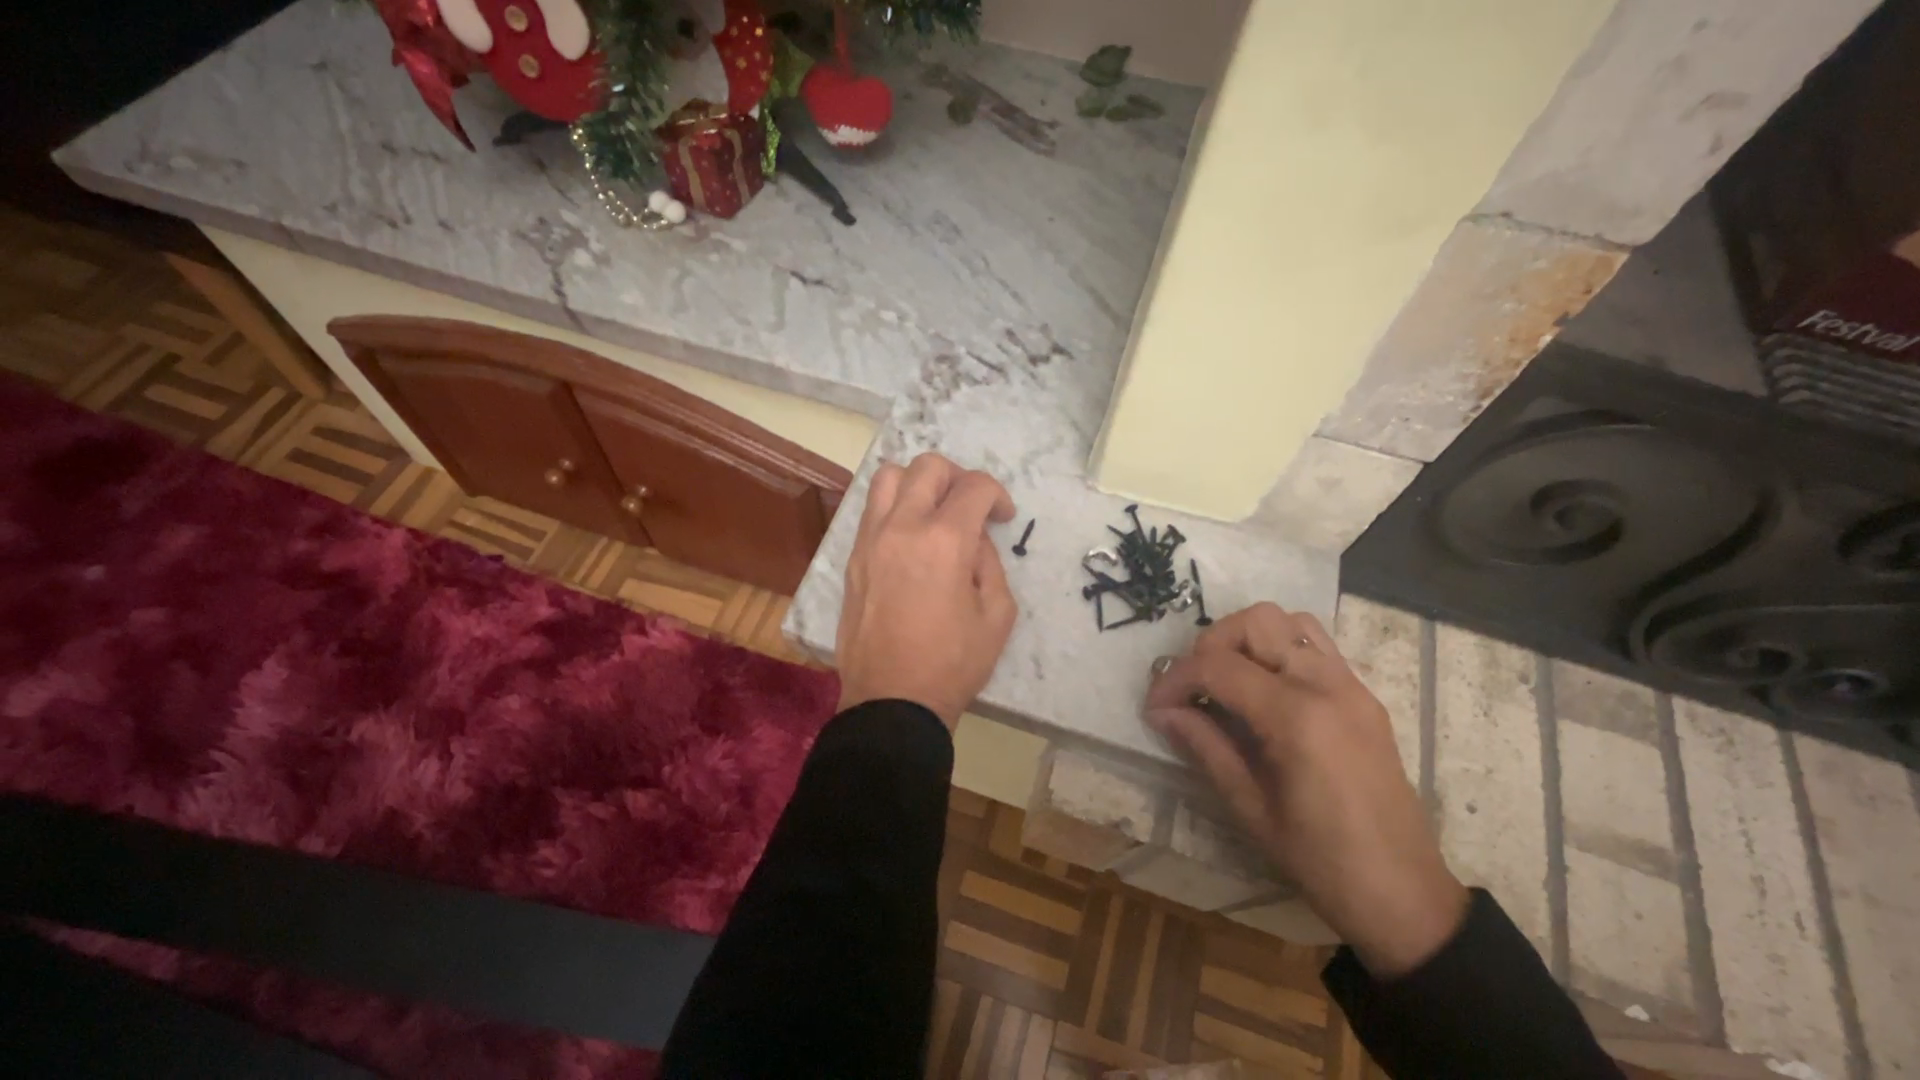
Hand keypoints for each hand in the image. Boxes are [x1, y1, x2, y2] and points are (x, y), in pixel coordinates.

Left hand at [835, 453, 1018, 727]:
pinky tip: (909, 538)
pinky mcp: (852, 558)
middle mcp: (902, 526)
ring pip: (888, 477)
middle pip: (928, 466)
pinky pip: (870, 510)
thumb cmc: (953, 663)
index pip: (974, 486)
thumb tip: (973, 540)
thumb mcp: (998, 615)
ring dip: (917, 484)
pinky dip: (893, 508)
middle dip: (958, 477)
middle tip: (970, 508)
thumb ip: (991, 563)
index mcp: (945, 540)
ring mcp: (870, 540)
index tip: (1003, 518)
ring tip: (932, 512)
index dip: (997, 495)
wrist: (892, 701)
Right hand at [1145, 603, 1467, 978]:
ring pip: (1289, 621)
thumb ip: (1206, 747)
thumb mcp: (1250, 808)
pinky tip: (1262, 691)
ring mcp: (1352, 685)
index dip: (1175, 680)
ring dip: (1247, 639)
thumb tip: (1162, 712)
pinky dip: (1279, 650)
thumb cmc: (1321, 862)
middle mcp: (1327, 685)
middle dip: (1210, 646)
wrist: (1403, 893)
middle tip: (1191, 690)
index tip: (1154, 708)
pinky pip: (1315, 645)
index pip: (1218, 667)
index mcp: (1298, 718)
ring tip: (1226, 683)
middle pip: (1255, 623)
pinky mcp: (1363, 695)